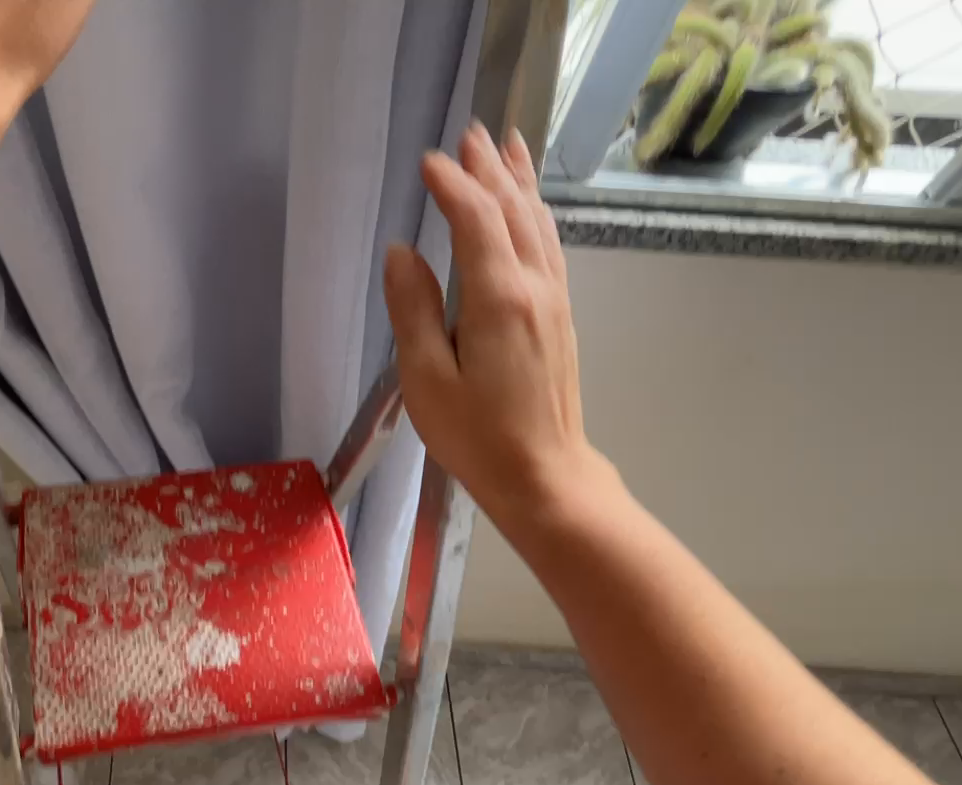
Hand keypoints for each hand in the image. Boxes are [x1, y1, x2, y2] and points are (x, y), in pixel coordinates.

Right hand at [386, 124, 611, 528]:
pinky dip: (536, 215)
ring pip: (539, 224)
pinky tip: (530, 209)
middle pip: (514, 211)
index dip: (451, 186)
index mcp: (497, 300)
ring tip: (506, 146)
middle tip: (470, 133)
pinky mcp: (559, 317)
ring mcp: (553, 300)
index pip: (476, 221)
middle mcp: (533, 288)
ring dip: (519, 183)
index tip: (426, 162)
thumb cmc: (475, 436)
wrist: (542, 475)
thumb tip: (401, 254)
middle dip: (489, 170)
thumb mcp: (425, 379)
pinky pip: (549, 247)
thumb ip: (413, 310)